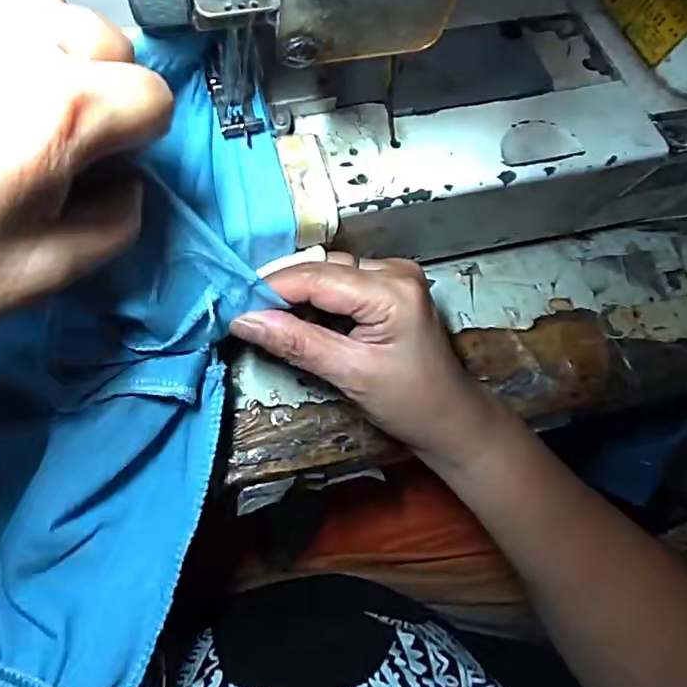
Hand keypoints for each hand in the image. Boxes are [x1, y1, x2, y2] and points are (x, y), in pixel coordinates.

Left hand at [0, 0, 172, 474]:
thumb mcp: (36, 282)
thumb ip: (120, 220)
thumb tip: (124, 170)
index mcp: (62, 111)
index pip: (151, 98)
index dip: (124, 140)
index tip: (76, 168)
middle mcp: (10, 28)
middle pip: (101, 39)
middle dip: (78, 89)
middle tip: (5, 135)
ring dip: (13, 36)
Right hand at [229, 253, 510, 467]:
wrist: (452, 418)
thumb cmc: (410, 403)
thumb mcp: (349, 374)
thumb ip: (297, 342)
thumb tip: (244, 320)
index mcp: (392, 289)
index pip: (318, 277)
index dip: (272, 288)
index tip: (235, 304)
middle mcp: (394, 270)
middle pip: (323, 268)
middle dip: (281, 288)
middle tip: (243, 310)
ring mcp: (395, 274)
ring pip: (329, 270)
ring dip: (297, 291)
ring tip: (263, 313)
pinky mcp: (390, 285)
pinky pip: (342, 280)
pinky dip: (316, 296)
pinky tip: (295, 314)